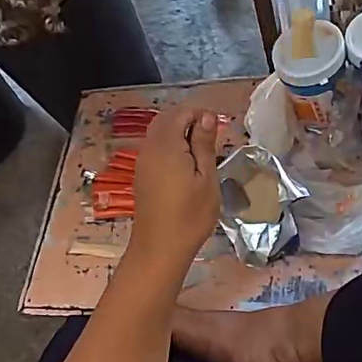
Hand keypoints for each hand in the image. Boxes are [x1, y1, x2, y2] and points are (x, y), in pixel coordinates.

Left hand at [130, 105, 223, 264]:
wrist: (160, 249)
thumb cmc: (191, 216)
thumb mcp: (207, 179)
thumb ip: (205, 145)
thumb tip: (207, 118)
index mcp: (167, 145)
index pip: (181, 113)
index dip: (200, 113)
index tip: (220, 128)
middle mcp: (149, 148)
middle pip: (166, 120)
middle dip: (189, 120)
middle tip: (213, 136)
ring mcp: (142, 162)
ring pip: (159, 134)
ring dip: (179, 133)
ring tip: (202, 151)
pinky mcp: (142, 176)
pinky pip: (155, 149)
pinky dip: (170, 146)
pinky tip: (186, 165)